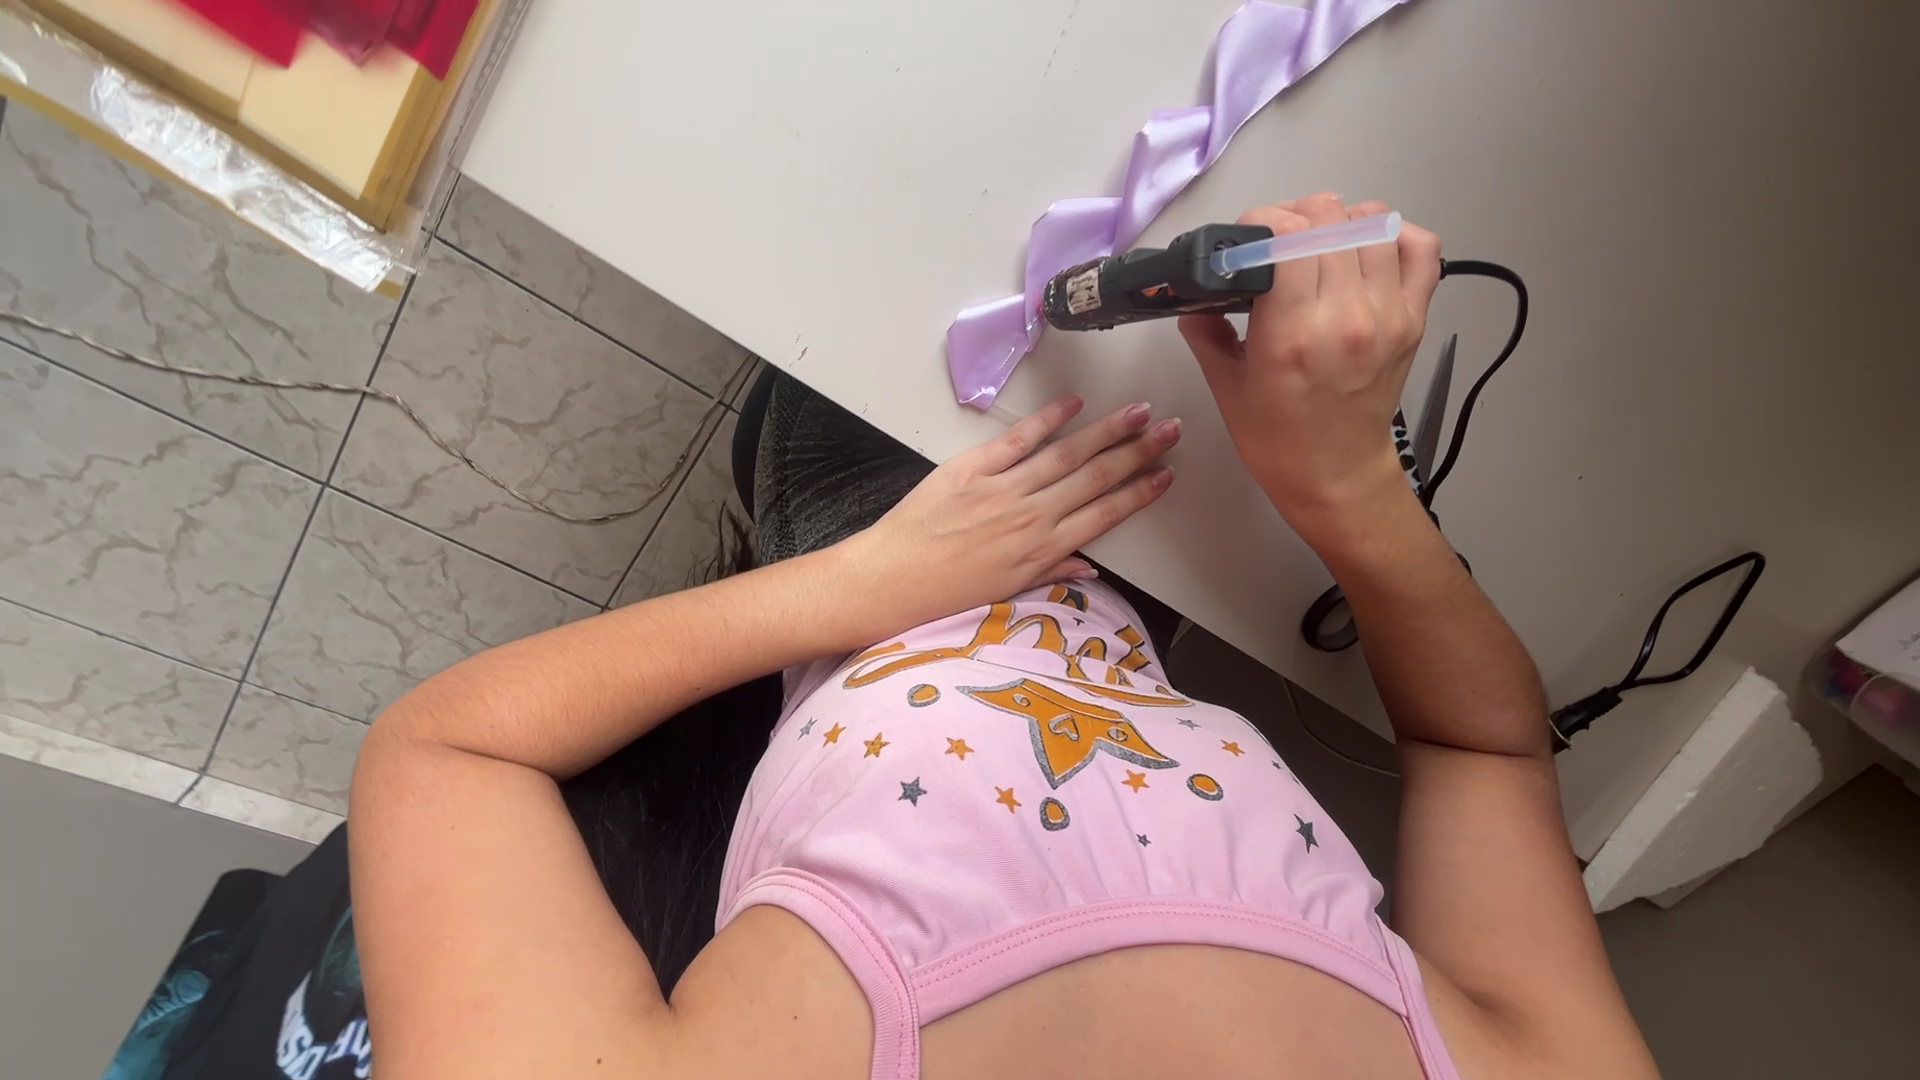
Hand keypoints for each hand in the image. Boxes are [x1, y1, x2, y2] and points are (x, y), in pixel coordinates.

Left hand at [836, 396, 1179, 630]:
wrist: (891, 579)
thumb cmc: (946, 592)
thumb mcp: (1005, 592)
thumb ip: (1050, 573)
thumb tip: (1089, 566)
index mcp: (1041, 550)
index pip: (1105, 515)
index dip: (1140, 492)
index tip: (1165, 474)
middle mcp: (1031, 516)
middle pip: (1096, 477)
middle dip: (1138, 452)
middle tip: (1170, 429)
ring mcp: (1003, 489)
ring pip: (1067, 453)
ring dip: (1107, 430)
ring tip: (1138, 411)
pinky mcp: (972, 468)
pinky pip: (1019, 439)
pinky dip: (1048, 419)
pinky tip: (1074, 403)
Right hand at [1179, 193, 1441, 539]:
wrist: (1335, 475)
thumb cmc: (1278, 441)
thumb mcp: (1226, 388)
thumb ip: (1207, 334)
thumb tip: (1194, 297)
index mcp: (1290, 337)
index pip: (1286, 235)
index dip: (1260, 220)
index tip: (1246, 236)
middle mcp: (1344, 317)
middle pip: (1328, 217)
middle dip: (1292, 216)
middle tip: (1274, 241)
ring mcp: (1387, 314)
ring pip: (1372, 220)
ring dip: (1337, 221)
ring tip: (1316, 246)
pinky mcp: (1414, 317)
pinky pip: (1419, 247)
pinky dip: (1392, 235)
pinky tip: (1363, 251)